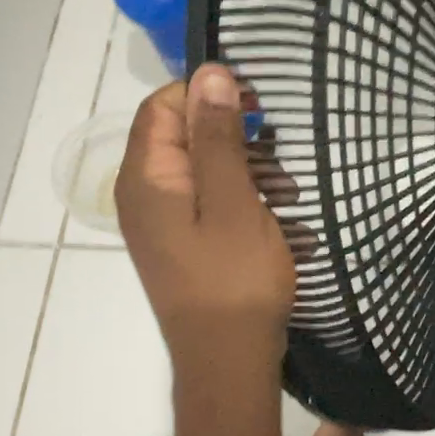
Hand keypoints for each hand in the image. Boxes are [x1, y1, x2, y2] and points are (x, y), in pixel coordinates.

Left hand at [115, 64, 294, 384]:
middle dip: (237, 140)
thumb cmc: (234, 281)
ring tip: (290, 199)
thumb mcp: (233, 202)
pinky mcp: (185, 249)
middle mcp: (144, 197)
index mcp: (147, 178)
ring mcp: (164, 227)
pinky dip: (246, 206)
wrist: (227, 362)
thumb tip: (209, 73)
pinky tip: (283, 225)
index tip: (259, 104)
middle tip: (281, 161)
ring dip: (249, 175)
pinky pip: (211, 208)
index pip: (165, 106)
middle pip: (185, 140)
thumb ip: (219, 137)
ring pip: (204, 175)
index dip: (208, 93)